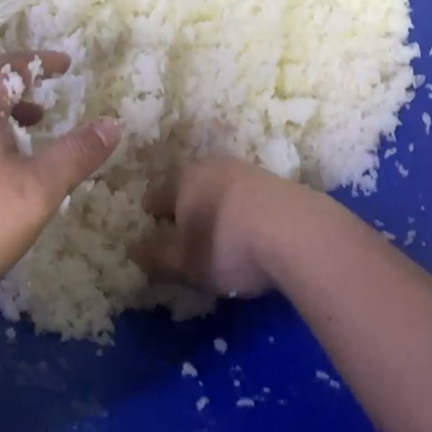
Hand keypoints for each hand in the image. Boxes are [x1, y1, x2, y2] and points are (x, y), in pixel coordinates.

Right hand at [131, 155, 314, 298]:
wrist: (298, 232)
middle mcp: (211, 166)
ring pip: (220, 187)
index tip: (154, 232)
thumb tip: (133, 249)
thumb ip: (157, 258)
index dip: (152, 215)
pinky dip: (244, 210)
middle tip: (187, 232)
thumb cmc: (229, 247)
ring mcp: (246, 170)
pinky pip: (248, 196)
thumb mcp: (186, 265)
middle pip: (190, 186)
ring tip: (221, 233)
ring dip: (217, 206)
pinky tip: (252, 231)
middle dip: (186, 206)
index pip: (157, 196)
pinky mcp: (276, 182)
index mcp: (182, 181)